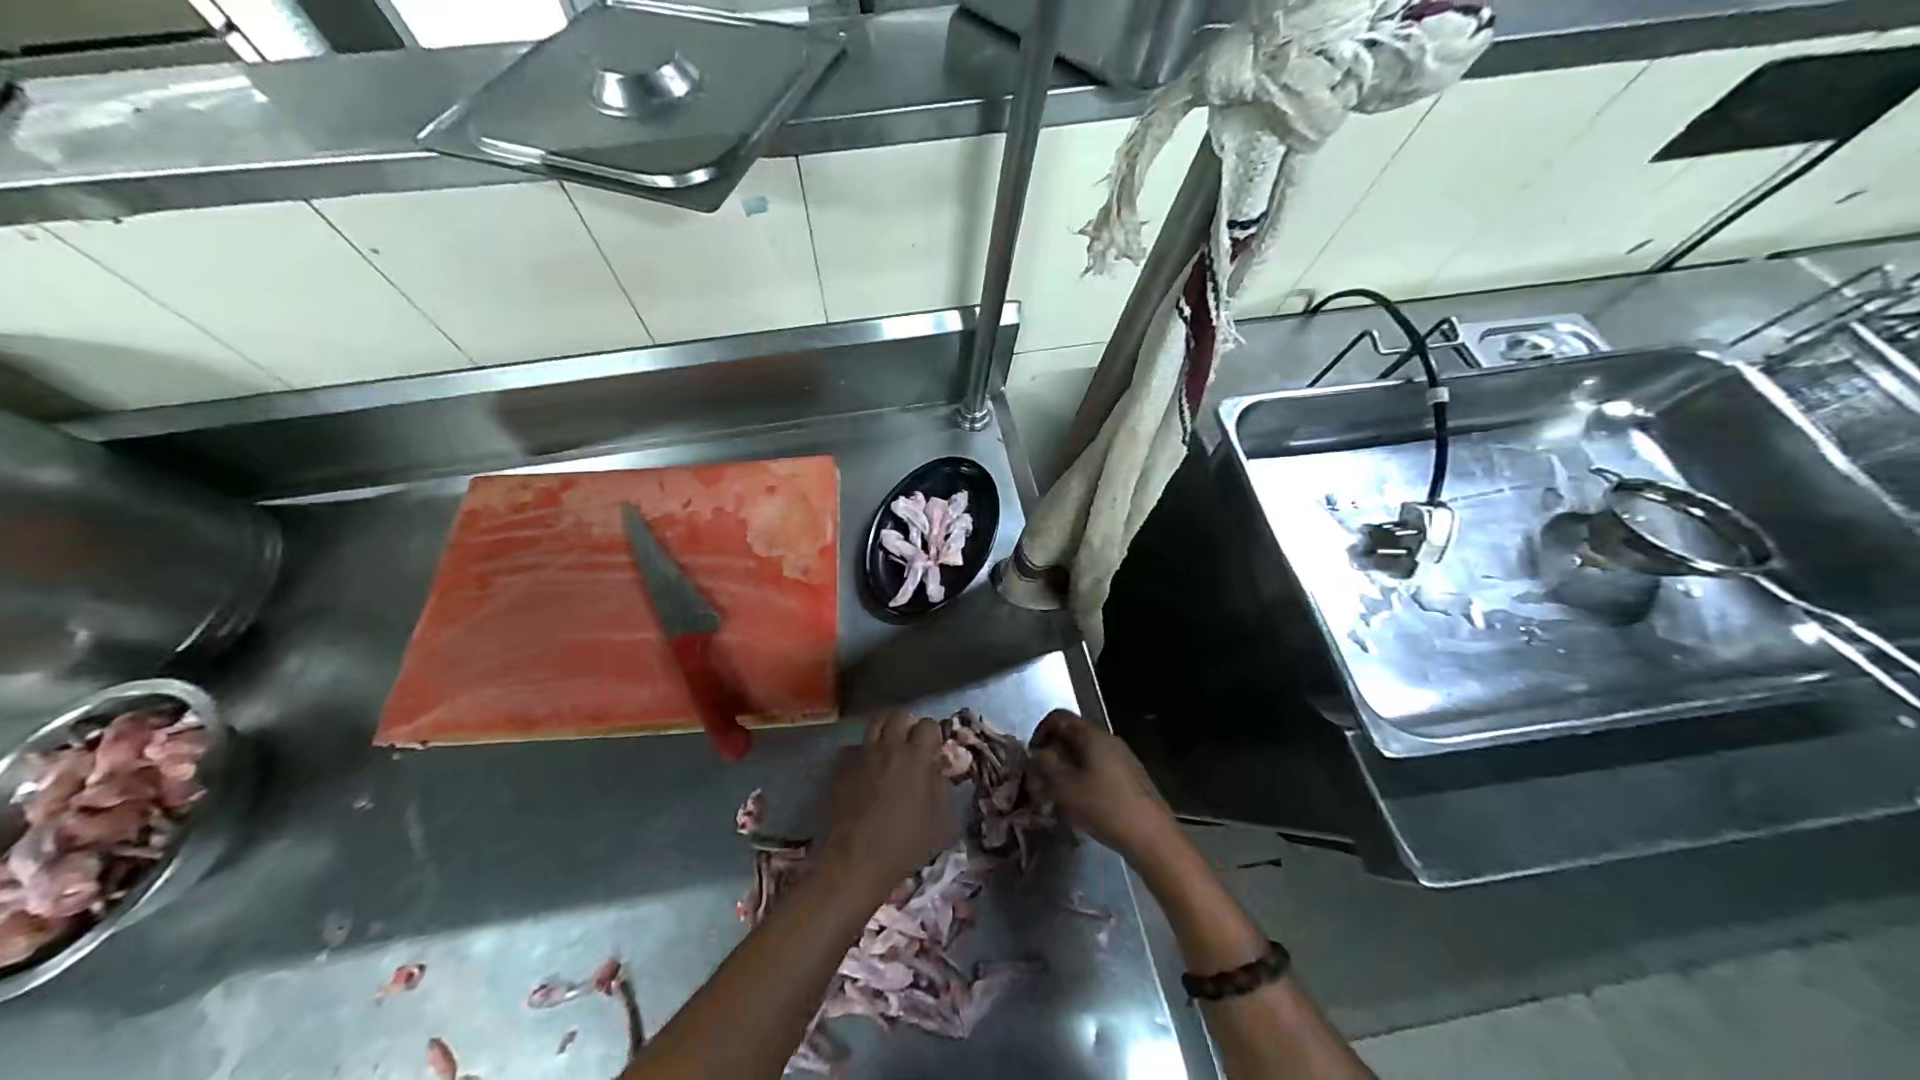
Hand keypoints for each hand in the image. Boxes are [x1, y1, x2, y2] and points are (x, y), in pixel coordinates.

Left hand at [821, 713, 958, 890]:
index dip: (933, 734)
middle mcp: (889, 747)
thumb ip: (942, 785)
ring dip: (886, 730)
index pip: (927, 724)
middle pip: (899, 715)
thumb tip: (939, 768)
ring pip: (874, 724)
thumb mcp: (940, 818)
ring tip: (890, 747)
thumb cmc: (907, 842)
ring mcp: (863, 756)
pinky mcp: (842, 769)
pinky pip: (854, 748)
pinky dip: (863, 752)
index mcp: (916, 756)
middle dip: (908, 724)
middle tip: (912, 743)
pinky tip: (867, 768)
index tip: (934, 749)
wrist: (859, 859)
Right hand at [1028, 710, 1174, 862]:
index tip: (1033, 756)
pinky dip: (1084, 780)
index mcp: (1092, 735)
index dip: (1040, 731)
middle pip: (1073, 736)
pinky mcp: (1131, 778)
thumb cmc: (1104, 806)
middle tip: (1042, 779)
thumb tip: (1038, 753)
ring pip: (1086, 755)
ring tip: (1058, 796)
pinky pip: (1100, 770)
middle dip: (1053, 754)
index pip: (1060, 717)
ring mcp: (1123, 759)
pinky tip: (1082, 806)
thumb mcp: (1064, 787)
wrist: (1151, 836)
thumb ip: (1045, 765)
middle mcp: (1109, 740)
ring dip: (1068, 770)